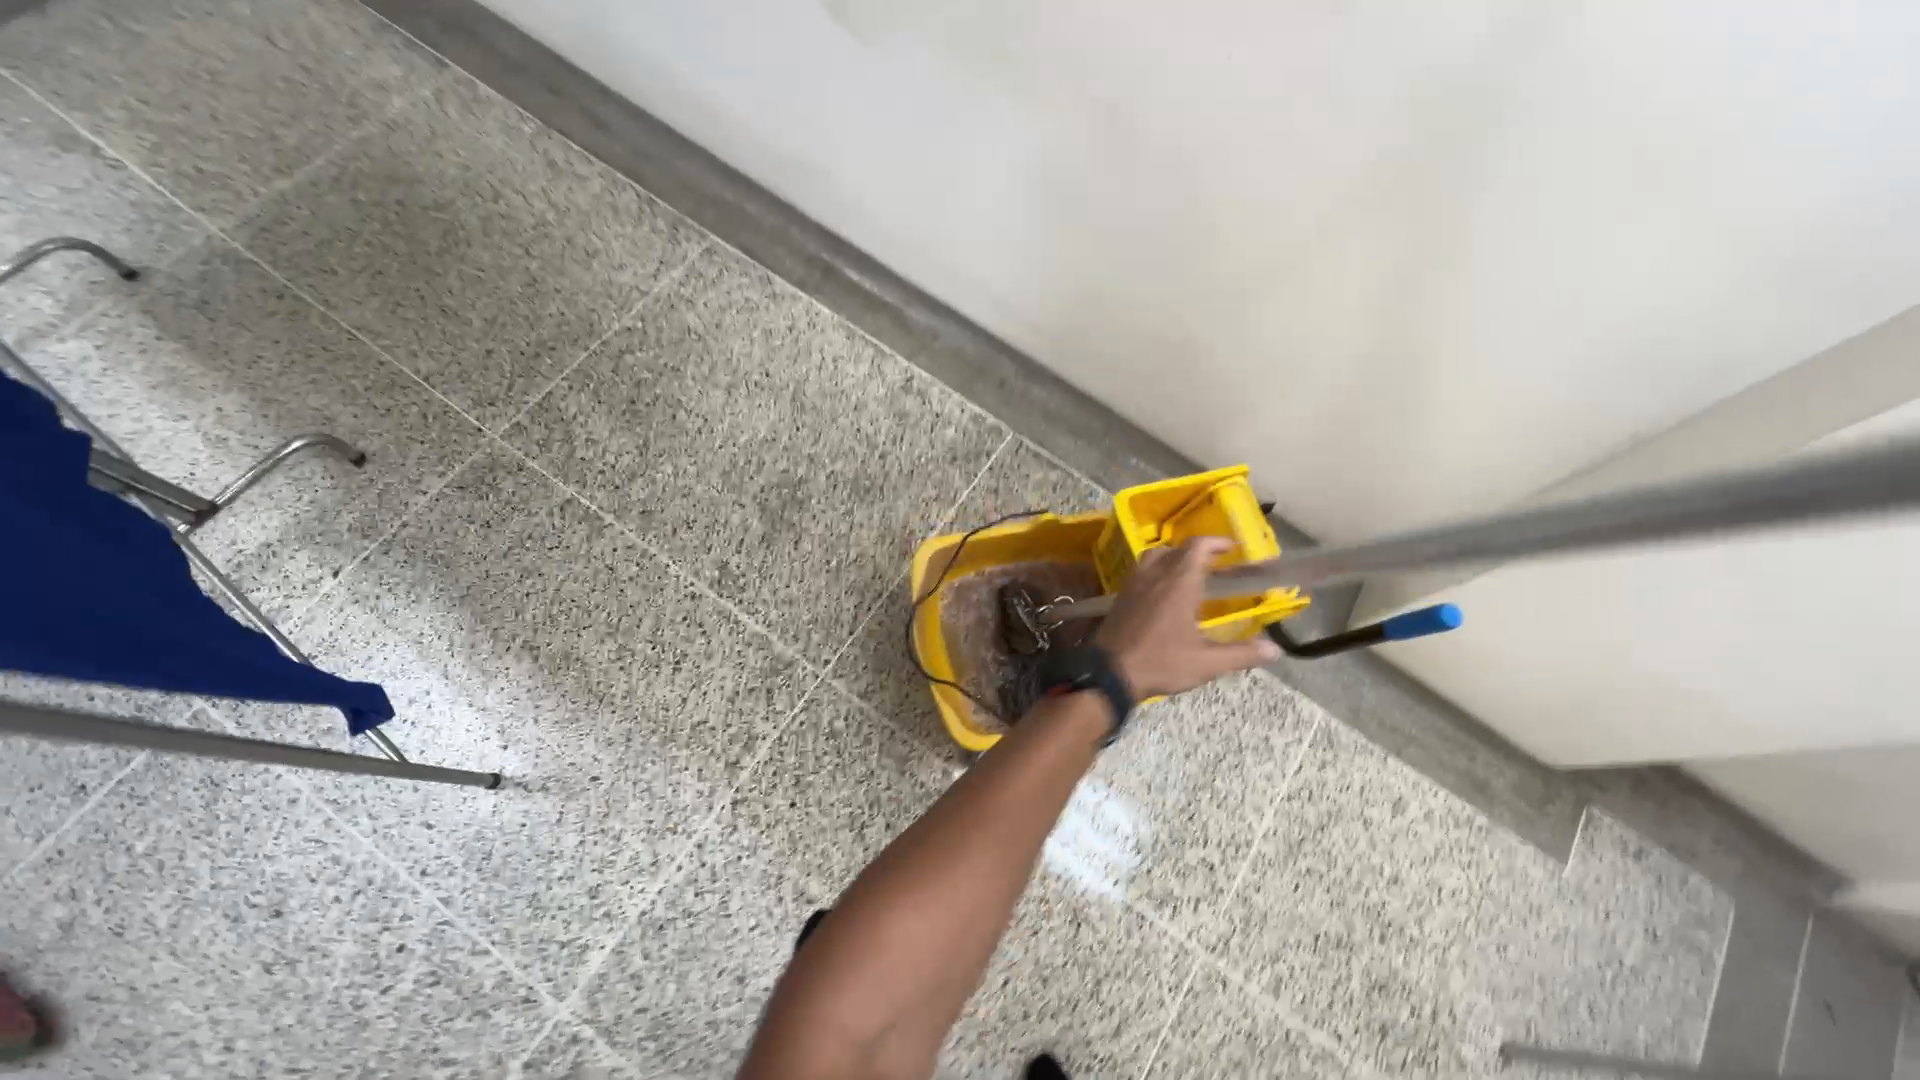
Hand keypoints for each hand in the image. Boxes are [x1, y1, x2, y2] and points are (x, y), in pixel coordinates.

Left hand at [1092, 536, 1282, 699]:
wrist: (1109, 673)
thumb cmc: (1161, 663)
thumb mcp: (1206, 663)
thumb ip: (1241, 653)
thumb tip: (1275, 650)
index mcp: (1178, 582)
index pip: (1197, 547)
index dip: (1216, 542)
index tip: (1233, 549)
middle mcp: (1154, 575)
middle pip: (1176, 548)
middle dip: (1197, 551)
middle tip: (1215, 564)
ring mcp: (1133, 585)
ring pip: (1153, 556)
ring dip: (1173, 558)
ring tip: (1188, 574)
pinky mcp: (1120, 597)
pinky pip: (1140, 572)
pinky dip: (1155, 572)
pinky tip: (1162, 594)